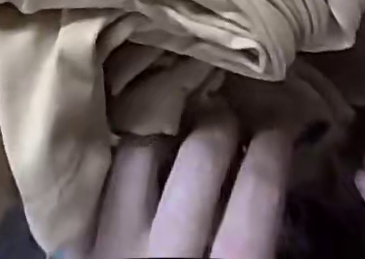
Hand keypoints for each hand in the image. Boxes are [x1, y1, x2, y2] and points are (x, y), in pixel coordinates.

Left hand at [90, 117, 292, 258]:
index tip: (282, 129)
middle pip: (197, 162)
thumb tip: (278, 210)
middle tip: (232, 120)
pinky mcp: (82, 250)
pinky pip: (103, 181)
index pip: (254, 202)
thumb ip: (258, 252)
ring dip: (167, 136)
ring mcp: (114, 249)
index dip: (271, 154)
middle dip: (221, 128)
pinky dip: (127, 160)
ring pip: (140, 155)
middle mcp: (164, 258)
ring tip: (183, 130)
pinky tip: (143, 154)